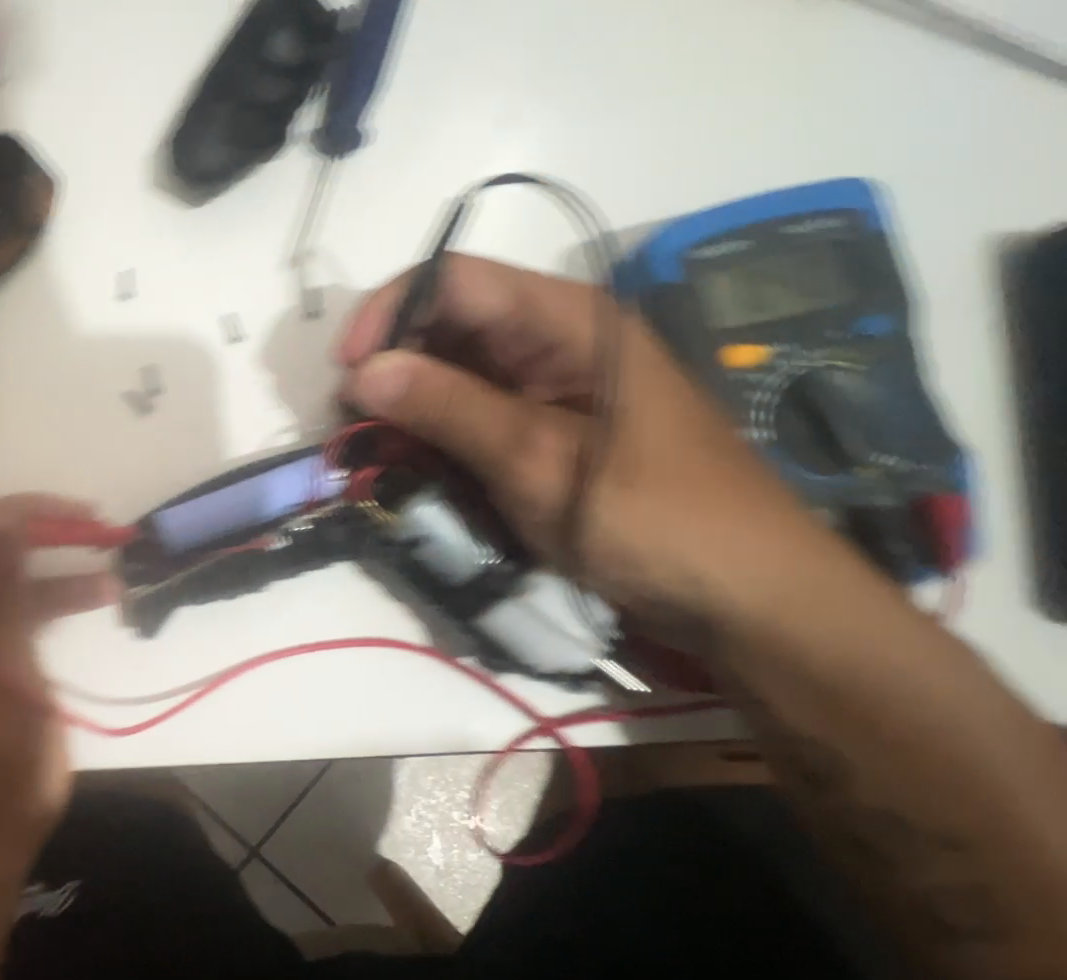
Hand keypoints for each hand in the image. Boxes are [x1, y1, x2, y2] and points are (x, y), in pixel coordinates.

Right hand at [337, 254, 846, 627]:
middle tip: (352, 427)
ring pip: (450, 371)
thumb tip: (360, 372)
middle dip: (389, 366)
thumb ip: (448, 408)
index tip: (345, 374)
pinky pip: (468, 415)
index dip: (389, 312)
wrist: (740, 593)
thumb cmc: (652, 517)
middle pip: (446, 323)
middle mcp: (551, 340)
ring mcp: (546, 386)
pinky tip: (411, 467)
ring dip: (404, 407)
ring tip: (374, 454)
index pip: (455, 280)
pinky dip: (431, 436)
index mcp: (566, 320)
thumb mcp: (540, 460)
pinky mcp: (540, 430)